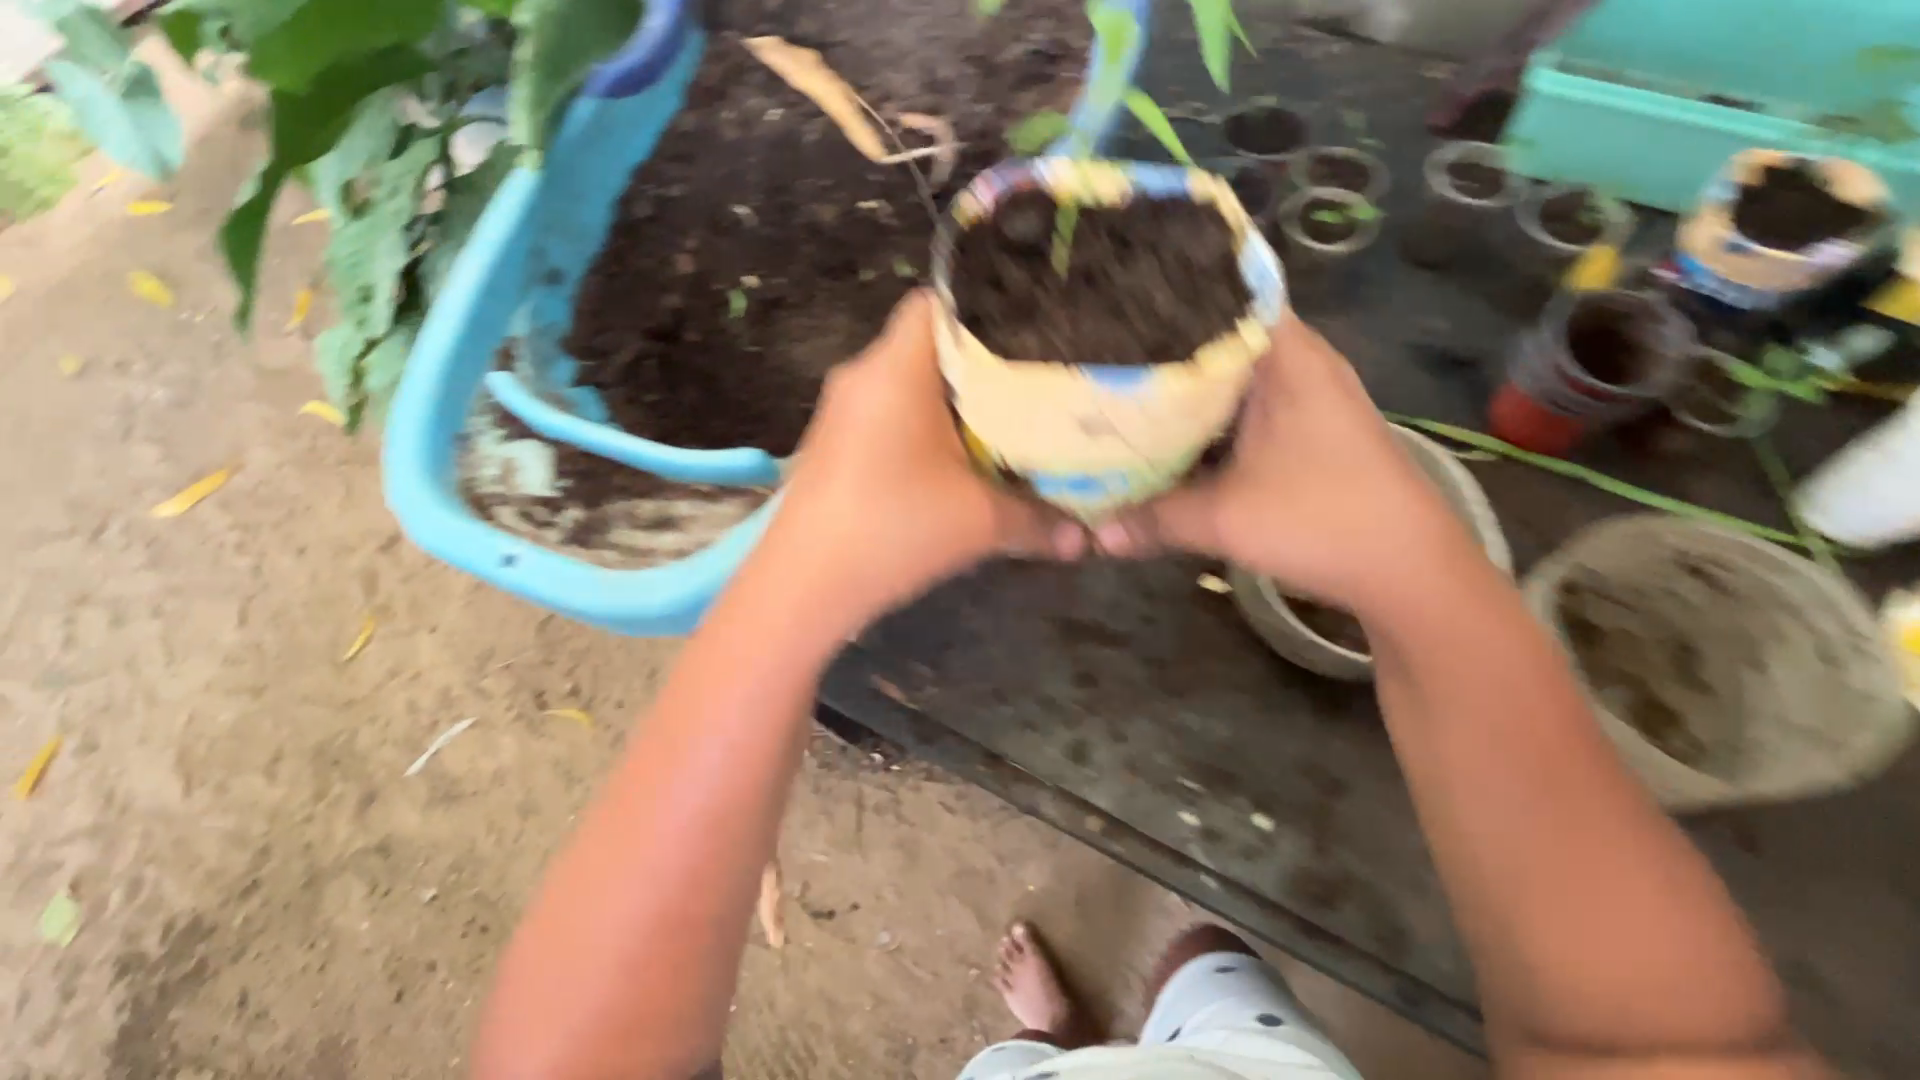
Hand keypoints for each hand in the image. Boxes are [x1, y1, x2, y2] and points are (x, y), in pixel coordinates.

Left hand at [747, 289, 1085, 630]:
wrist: (802, 587)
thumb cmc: (893, 530)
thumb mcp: (979, 522)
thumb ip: (1039, 520)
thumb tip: (1089, 537)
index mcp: (895, 368)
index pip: (937, 301)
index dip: (986, 310)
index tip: (1030, 337)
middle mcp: (862, 376)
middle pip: (928, 346)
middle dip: (981, 366)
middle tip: (1035, 386)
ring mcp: (842, 413)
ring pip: (908, 386)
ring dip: (952, 405)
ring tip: (1006, 424)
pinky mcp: (834, 447)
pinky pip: (888, 417)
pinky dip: (923, 430)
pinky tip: (957, 463)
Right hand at [1093, 314, 1479, 616]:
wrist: (1410, 571)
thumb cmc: (1323, 522)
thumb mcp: (1224, 519)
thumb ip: (1151, 517)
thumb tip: (1091, 531)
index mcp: (1286, 354)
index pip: (1222, 292)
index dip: (1165, 292)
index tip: (1109, 299)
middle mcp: (1297, 361)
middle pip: (1218, 334)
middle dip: (1160, 344)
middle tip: (1097, 348)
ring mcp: (1304, 396)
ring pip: (1227, 375)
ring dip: (1181, 385)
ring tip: (1115, 383)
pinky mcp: (1304, 429)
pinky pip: (1241, 406)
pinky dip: (1205, 414)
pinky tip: (1163, 429)